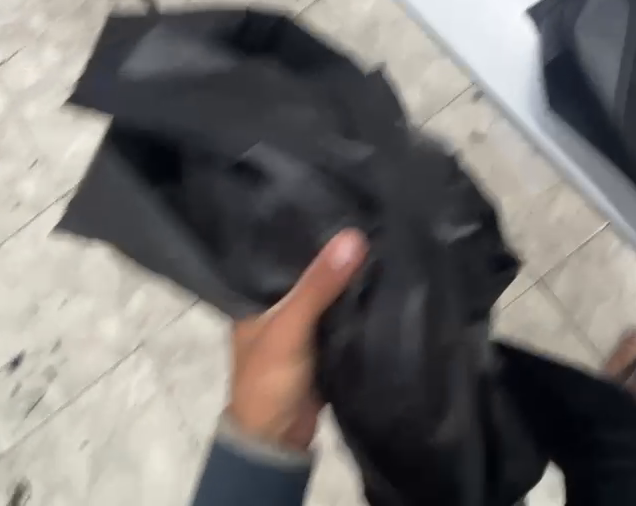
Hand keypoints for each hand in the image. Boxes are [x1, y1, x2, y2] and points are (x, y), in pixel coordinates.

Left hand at [227, 229, 367, 449]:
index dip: (306, 221)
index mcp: (255, 289)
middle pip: (308, 265)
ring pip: (327, 287)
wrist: (278, 443)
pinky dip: (356, 298)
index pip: (281, 244)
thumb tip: (354, 236)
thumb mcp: (290, 326)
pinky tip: (380, 273)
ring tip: (380, 230)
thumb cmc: (268, 379)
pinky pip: (341, 310)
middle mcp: (276, 298)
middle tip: (369, 209)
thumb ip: (318, 285)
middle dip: (333, 247)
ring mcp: (301, 320)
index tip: (339, 193)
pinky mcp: (323, 339)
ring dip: (347, 271)